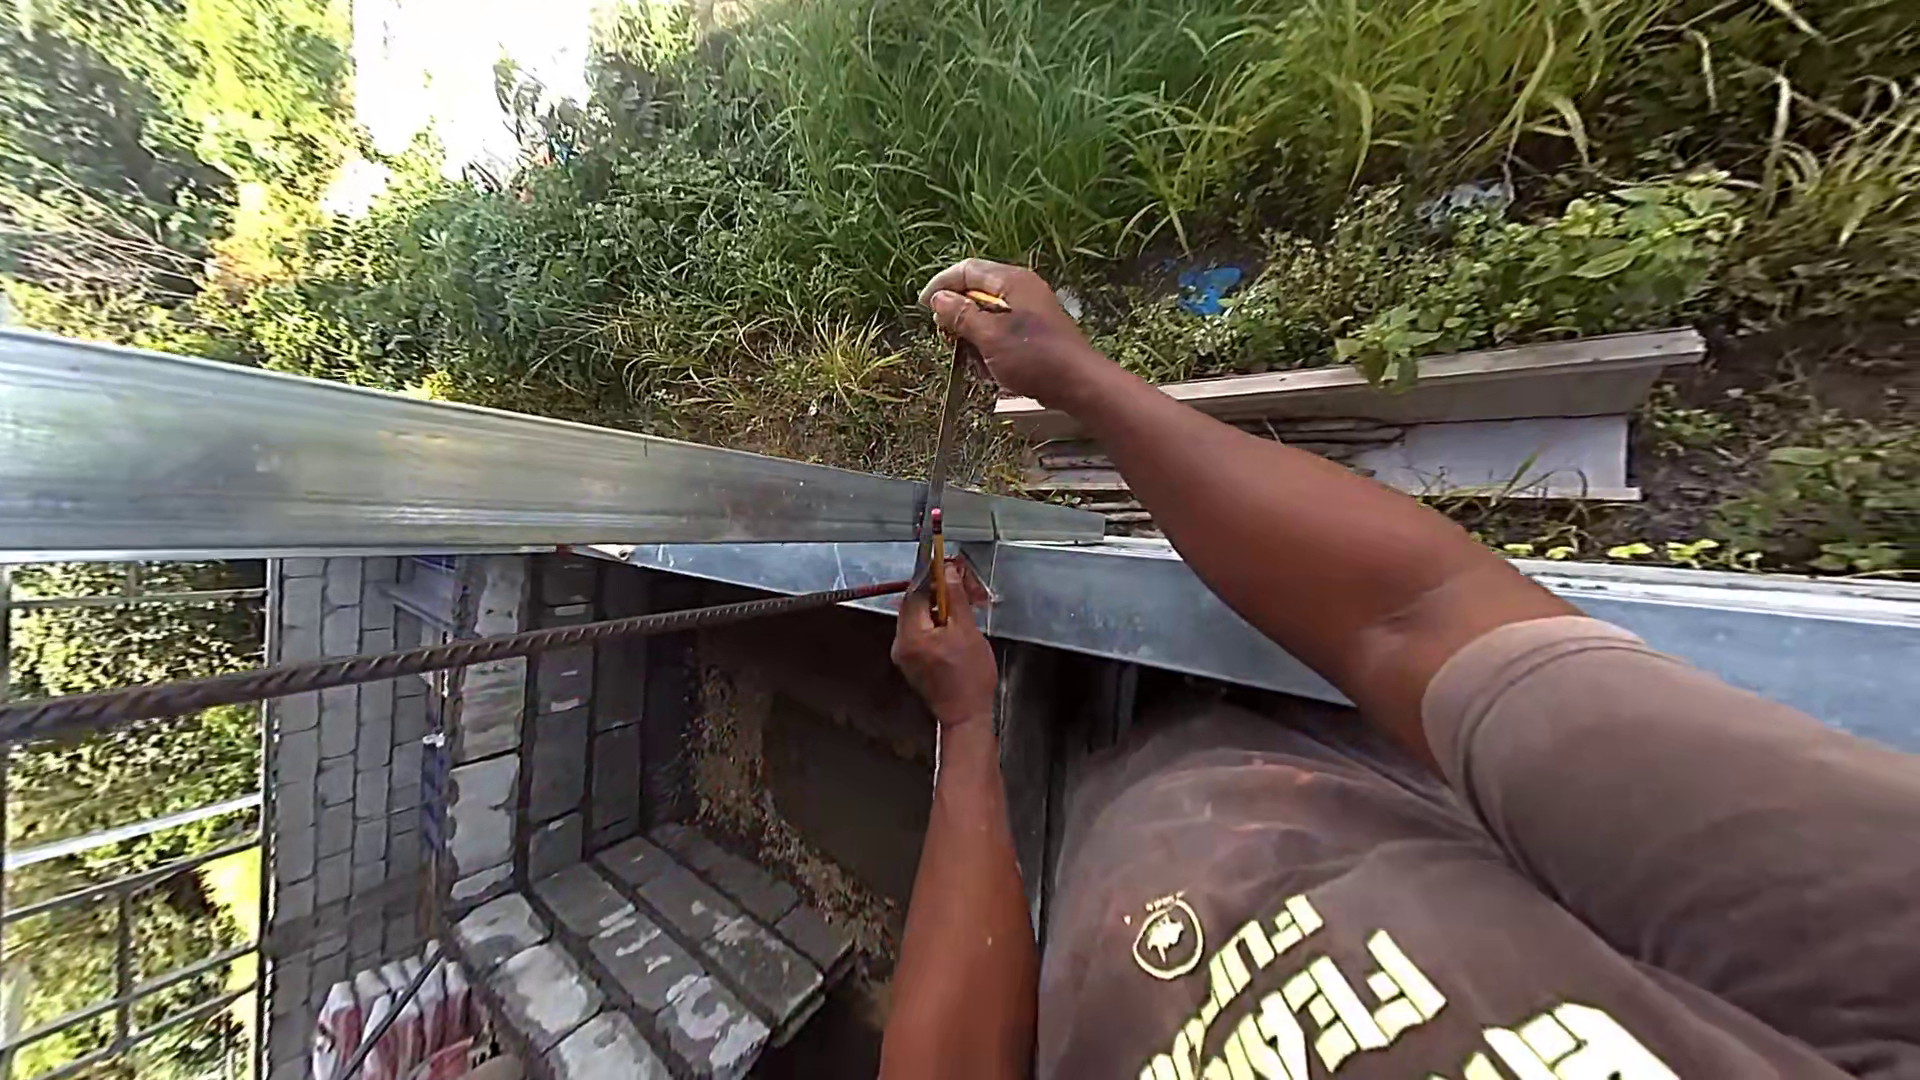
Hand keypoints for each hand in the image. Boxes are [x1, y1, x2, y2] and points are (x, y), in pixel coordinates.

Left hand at [891, 561, 997, 728]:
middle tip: (963, 586)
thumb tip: (948, 573)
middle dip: (939, 592)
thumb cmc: (969, 678)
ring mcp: (905, 653)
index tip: (947, 566)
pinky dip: (937, 622)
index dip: (933, 577)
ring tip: (965, 605)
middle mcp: (901, 643)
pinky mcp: (913, 660)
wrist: (966, 715)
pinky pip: (921, 631)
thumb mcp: (967, 632)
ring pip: (920, 617)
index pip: (915, 593)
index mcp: (911, 635)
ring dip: (940, 606)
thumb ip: (955, 599)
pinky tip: (957, 622)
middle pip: (915, 604)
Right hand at [919, 258, 1111, 404]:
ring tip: (976, 363)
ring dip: (974, 341)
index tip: (924, 308)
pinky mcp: (1033, 335)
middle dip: (958, 319)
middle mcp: (1021, 291)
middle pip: (976, 294)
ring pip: (986, 319)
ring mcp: (1029, 313)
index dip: (941, 286)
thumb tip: (938, 299)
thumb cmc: (1034, 358)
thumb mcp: (990, 336)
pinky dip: (990, 352)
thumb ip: (962, 315)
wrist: (1078, 384)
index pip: (966, 270)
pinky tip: (993, 372)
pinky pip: (1001, 336)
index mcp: (1011, 281)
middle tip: (948, 341)